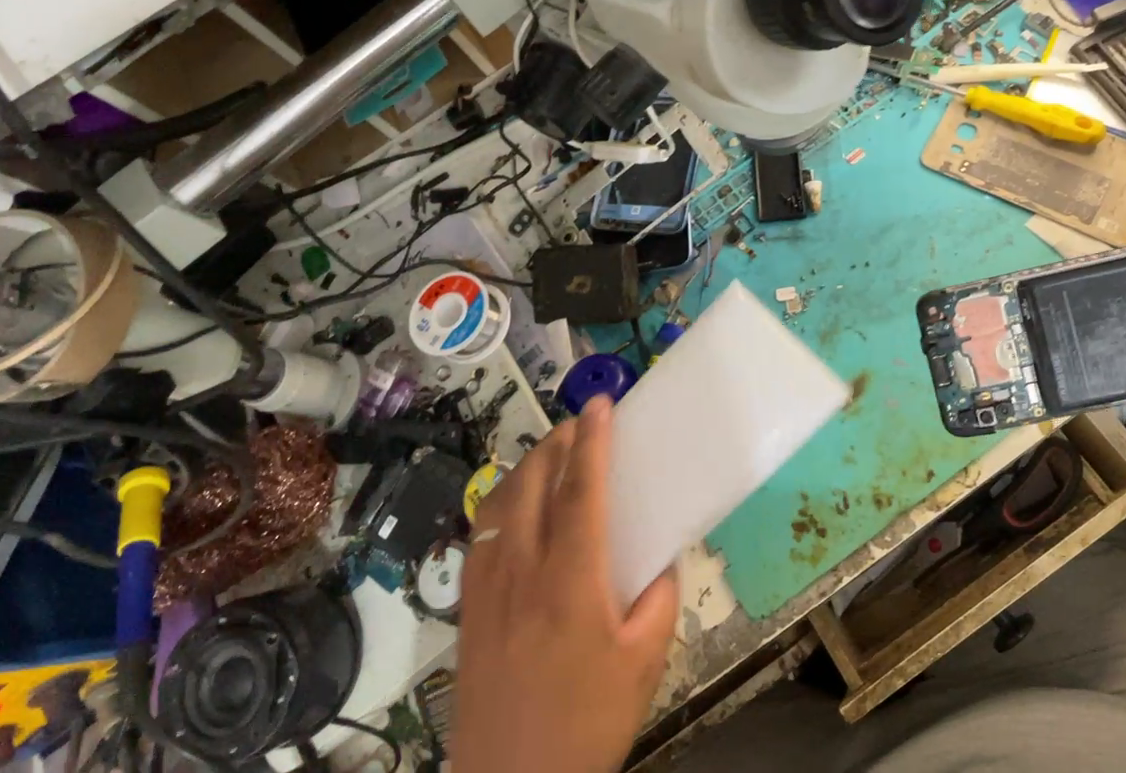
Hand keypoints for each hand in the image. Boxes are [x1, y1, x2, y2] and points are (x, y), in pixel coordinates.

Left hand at [453, 398, 678, 772]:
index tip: (601, 405)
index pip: (581, 493)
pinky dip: (500, 504)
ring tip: (550, 454)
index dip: (592, 443)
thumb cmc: (589, 720)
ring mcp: (487, 589)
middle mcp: (523, 572)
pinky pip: (481, 536)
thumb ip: (657, 600)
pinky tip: (515, 509)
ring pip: (499, 505)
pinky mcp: (467, 609)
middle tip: (579, 424)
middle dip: (554, 444)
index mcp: (572, 582)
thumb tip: (658, 558)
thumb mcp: (646, 662)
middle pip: (531, 485)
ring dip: (524, 468)